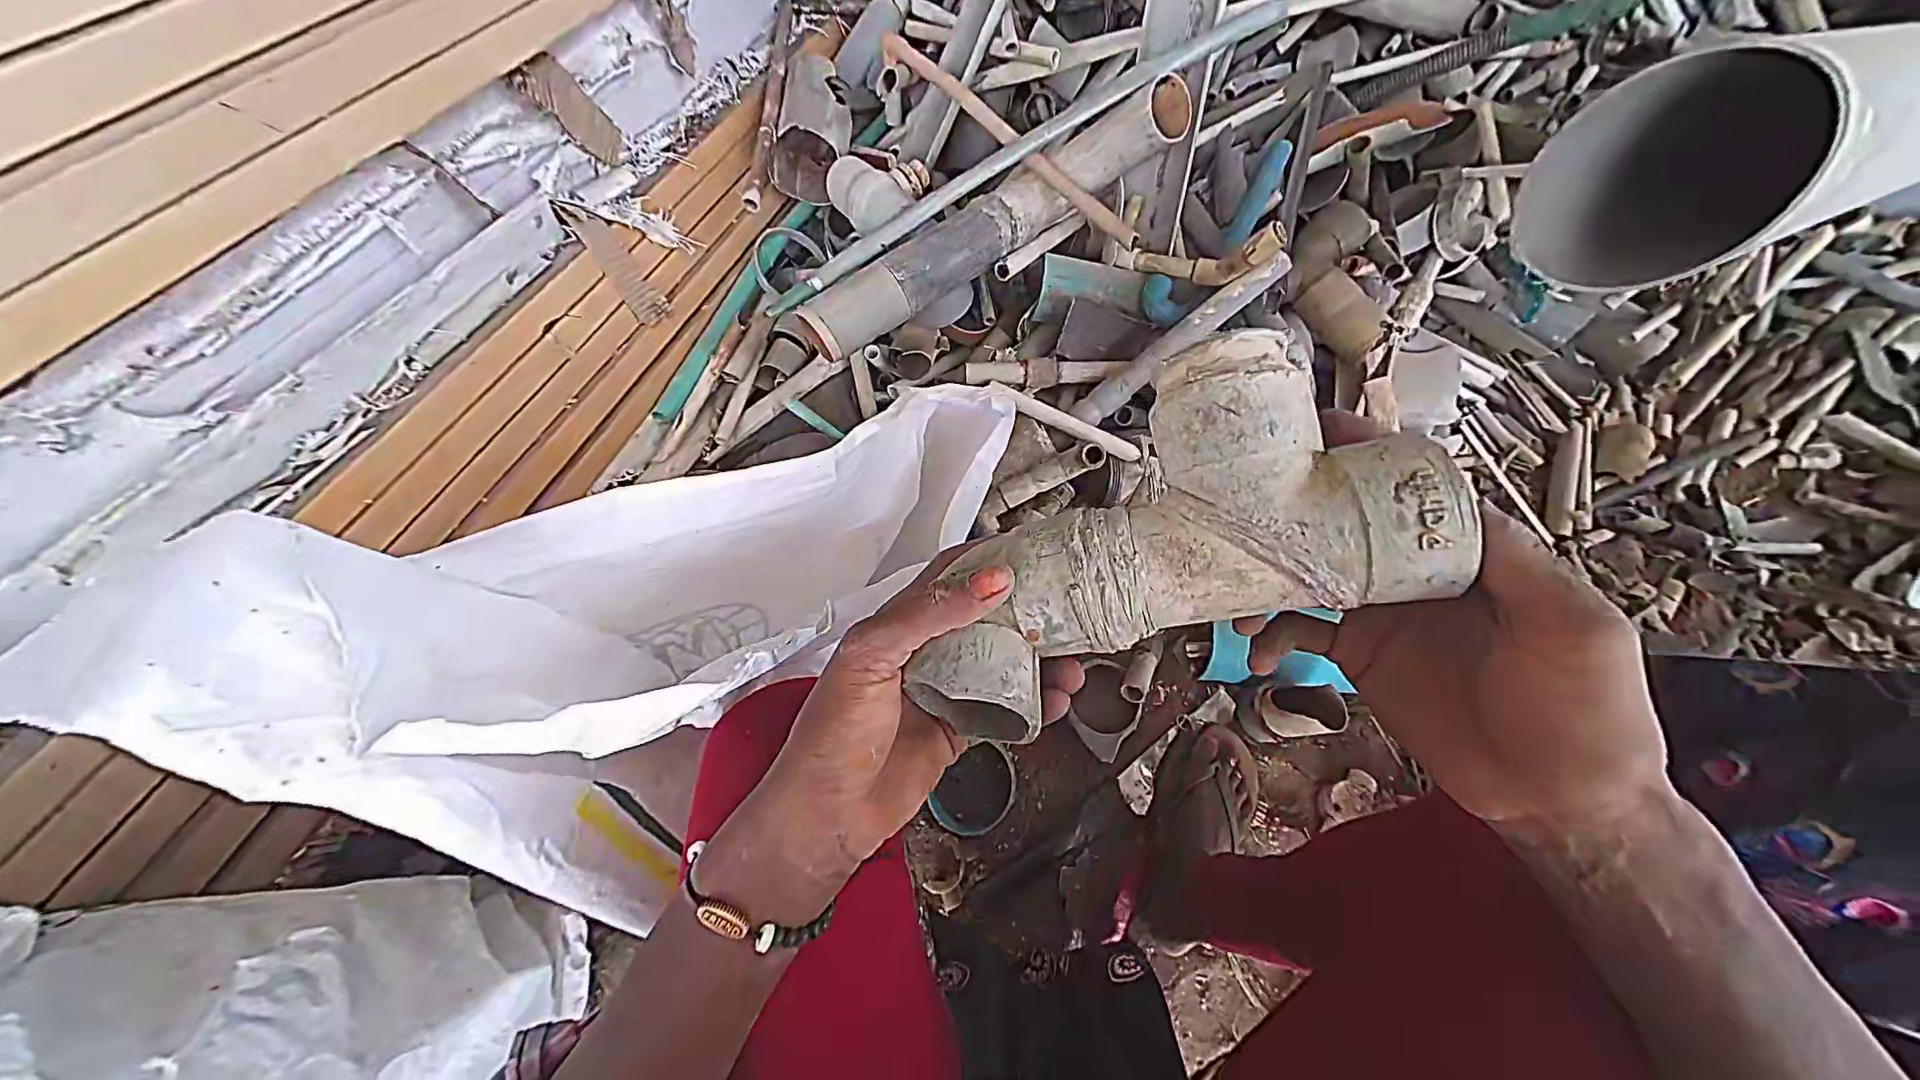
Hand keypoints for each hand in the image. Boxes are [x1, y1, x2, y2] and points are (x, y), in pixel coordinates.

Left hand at [695, 547, 1084, 924]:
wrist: (828, 815)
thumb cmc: (831, 735)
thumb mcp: (872, 656)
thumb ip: (928, 615)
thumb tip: (988, 582)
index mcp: (897, 625)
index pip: (948, 578)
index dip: (986, 561)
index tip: (1028, 554)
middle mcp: (923, 652)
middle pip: (985, 619)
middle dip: (1025, 612)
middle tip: (1063, 609)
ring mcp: (943, 691)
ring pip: (1002, 663)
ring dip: (1037, 661)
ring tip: (1068, 662)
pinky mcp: (957, 728)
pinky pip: (1005, 709)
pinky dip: (1033, 704)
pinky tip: (1052, 701)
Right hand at [1233, 412, 1670, 833]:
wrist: (1554, 799)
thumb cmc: (1587, 714)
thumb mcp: (1574, 630)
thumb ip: (1520, 565)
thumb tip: (1459, 503)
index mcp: (1468, 556)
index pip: (1409, 491)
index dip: (1366, 458)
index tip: (1319, 432)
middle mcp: (1414, 575)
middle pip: (1343, 527)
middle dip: (1295, 516)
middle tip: (1249, 509)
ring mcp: (1379, 614)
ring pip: (1308, 578)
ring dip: (1269, 585)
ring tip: (1242, 608)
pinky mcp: (1356, 654)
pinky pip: (1300, 633)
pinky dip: (1273, 639)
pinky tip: (1261, 657)